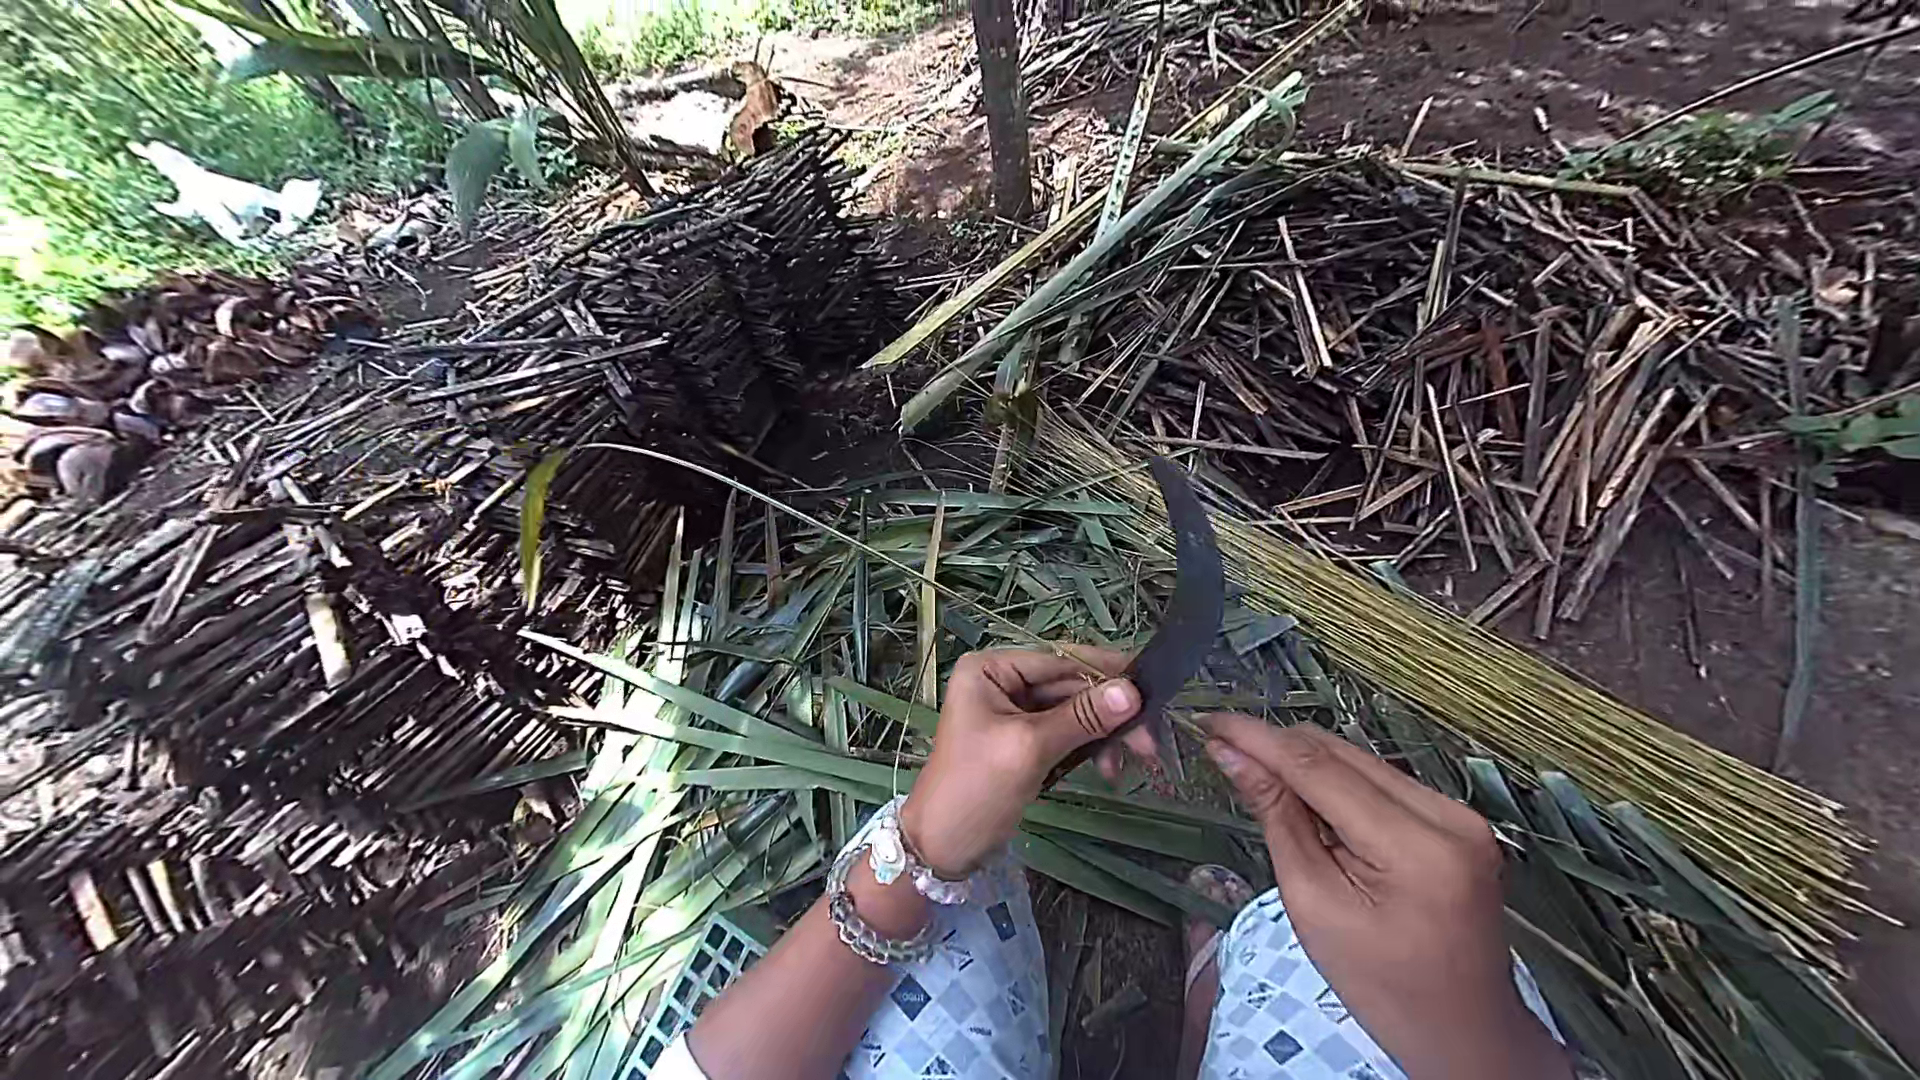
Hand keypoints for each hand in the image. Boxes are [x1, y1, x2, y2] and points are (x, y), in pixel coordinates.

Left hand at [899, 648, 1144, 875]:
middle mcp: (1001, 681)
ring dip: (1104, 733)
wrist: (940, 848)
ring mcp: (1012, 711)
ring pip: (1073, 710)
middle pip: (1070, 686)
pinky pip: (1065, 732)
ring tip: (1133, 761)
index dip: (1106, 672)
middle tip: (1150, 741)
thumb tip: (1133, 691)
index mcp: (991, 669)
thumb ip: (1081, 717)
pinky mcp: (1022, 739)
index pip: (1059, 660)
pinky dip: (1088, 747)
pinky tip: (1108, 768)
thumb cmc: (976, 789)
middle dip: (1110, 712)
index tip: (1150, 687)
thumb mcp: (1030, 748)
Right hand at [1200, 715, 1569, 1079]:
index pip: (1315, 766)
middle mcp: (1446, 814)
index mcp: (1416, 847)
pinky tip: (1302, 798)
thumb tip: (1228, 752)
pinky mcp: (1451, 815)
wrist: (1466, 1037)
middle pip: (1335, 751)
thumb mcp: (1311, 900)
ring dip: (1297, 759)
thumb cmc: (1380, 985)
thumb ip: (1274, 814)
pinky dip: (1326, 776)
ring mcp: (1456, 811)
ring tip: (1255, 774)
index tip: (1207, 720)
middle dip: (1272, 744)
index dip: (1255, 737)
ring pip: (1351, 755)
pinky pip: (1371, 774)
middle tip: (1219, 746)